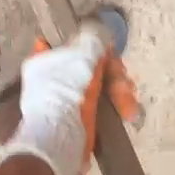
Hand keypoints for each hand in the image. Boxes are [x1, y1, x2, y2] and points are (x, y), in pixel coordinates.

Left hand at [0, 20, 136, 174]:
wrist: (59, 145)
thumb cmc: (68, 98)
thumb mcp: (82, 61)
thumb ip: (94, 41)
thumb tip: (101, 29)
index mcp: (47, 61)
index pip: (77, 44)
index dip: (98, 48)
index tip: (110, 57)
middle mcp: (56, 79)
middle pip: (95, 66)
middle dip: (115, 76)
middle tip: (123, 88)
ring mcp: (69, 100)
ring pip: (104, 85)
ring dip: (121, 92)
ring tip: (127, 107)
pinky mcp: (82, 119)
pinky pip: (105, 104)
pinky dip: (118, 106)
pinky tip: (127, 113)